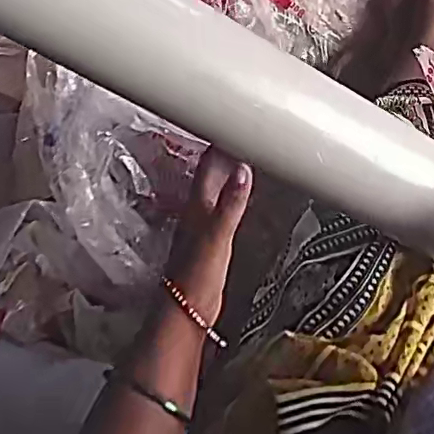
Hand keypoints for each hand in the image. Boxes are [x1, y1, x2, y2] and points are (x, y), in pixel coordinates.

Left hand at [165, 147, 252, 324]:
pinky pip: (224, 203)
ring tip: (248, 153)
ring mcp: (204, 220)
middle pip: (214, 169)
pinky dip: (234, 191)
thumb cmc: (198, 275)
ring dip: (230, 169)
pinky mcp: (212, 236)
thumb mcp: (218, 237)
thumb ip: (231, 204)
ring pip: (219, 185)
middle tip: (248, 131)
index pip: (210, 161)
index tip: (238, 121)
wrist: (186, 312)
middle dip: (228, 149)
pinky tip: (242, 192)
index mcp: (199, 201)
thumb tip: (242, 169)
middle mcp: (200, 206)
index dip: (221, 140)